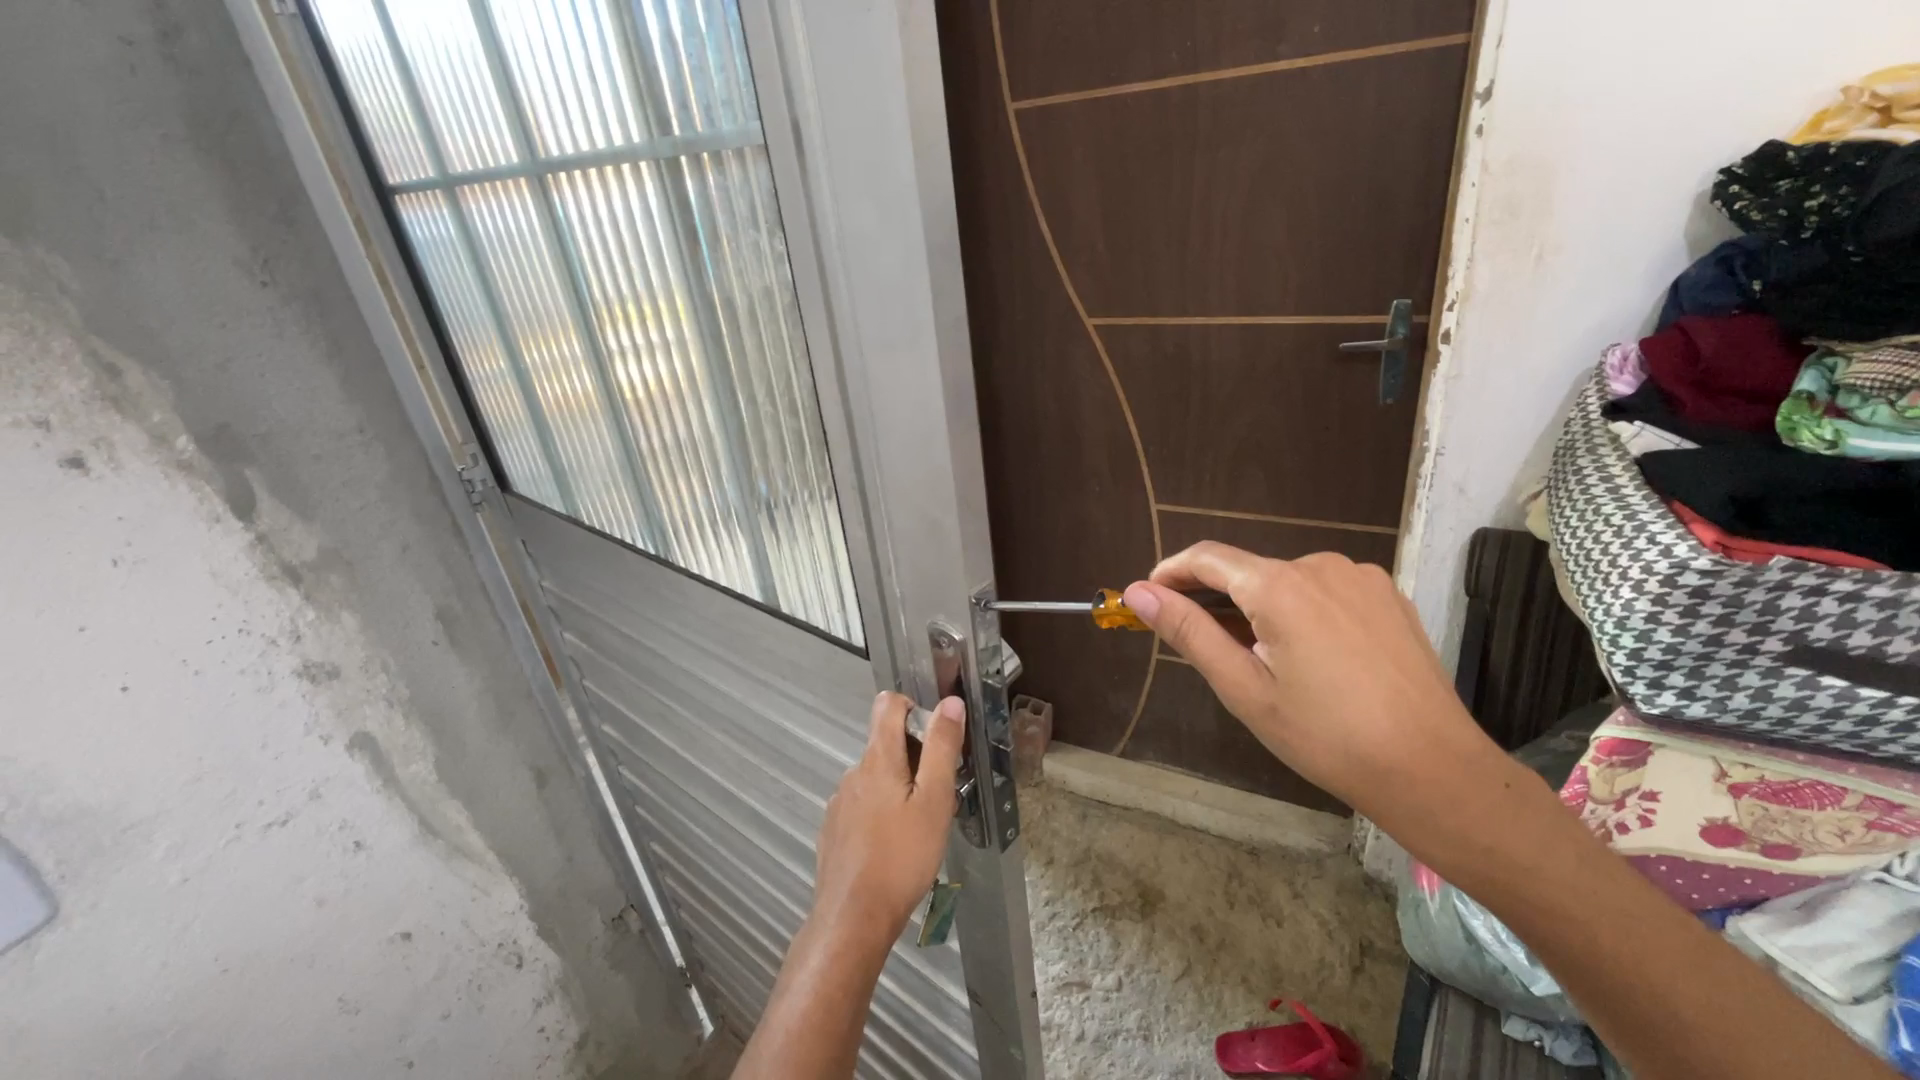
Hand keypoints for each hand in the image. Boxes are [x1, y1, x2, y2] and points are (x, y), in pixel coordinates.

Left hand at [807, 692, 965, 953]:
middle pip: (885, 745)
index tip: (937, 737)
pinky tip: (895, 847)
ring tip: (921, 826)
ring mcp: (839, 803)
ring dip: (899, 789)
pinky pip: (862, 807)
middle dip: (914, 758)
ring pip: (875, 779)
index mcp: (878, 760)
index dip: (915, 708)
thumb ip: (941, 748)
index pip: (888, 705)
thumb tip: (949, 702)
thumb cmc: (903, 858)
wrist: (854, 917)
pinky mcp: (833, 830)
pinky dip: (881, 814)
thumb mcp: (935, 801)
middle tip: (940, 795)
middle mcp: (853, 773)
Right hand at [1123, 543, 1505, 834]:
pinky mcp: (1388, 596)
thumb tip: (1138, 592)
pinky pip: (1327, 592)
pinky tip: (1314, 659)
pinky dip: (1304, 612)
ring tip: (1267, 664)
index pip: (1207, 558)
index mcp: (1280, 587)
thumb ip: (1189, 632)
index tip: (1148, 596)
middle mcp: (1321, 565)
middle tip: (1209, 651)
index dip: (1171, 572)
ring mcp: (1362, 578)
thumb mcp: (1245, 690)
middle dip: (1220, 601)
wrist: (1430, 766)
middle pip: (1250, 571)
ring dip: (1264, 608)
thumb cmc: (1326, 736)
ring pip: (1290, 582)